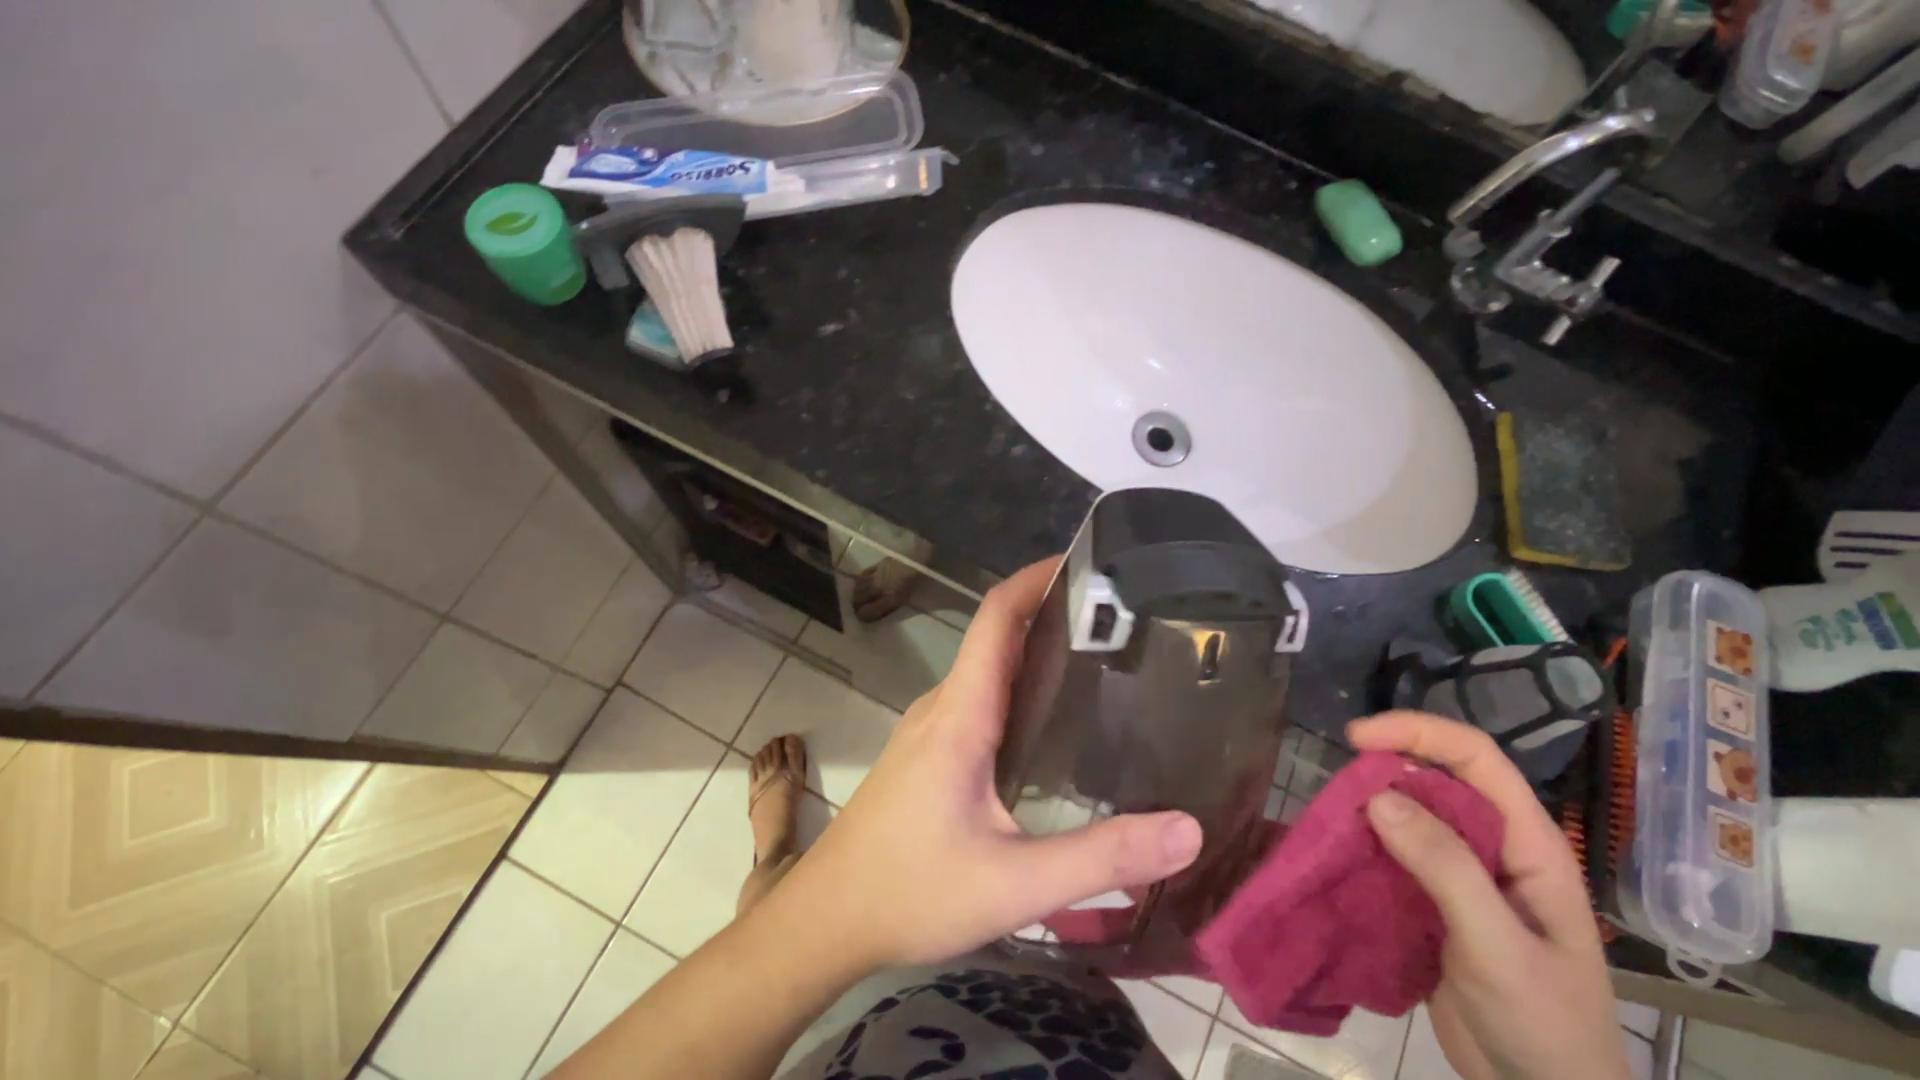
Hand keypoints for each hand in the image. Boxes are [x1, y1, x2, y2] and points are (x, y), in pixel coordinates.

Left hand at [773, 557, 1204, 969]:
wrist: (826, 921)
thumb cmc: (910, 891)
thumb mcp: (1014, 885)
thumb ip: (1101, 858)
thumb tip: (1188, 829)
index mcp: (960, 715)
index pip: (996, 617)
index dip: (1037, 578)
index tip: (1091, 565)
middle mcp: (942, 709)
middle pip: (998, 638)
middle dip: (1055, 617)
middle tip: (1128, 626)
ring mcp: (929, 733)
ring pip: (988, 673)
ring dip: (1038, 657)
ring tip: (1107, 671)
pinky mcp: (926, 759)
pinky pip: (978, 704)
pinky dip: (1020, 694)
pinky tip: (1057, 733)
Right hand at [1346, 712, 1628, 1079]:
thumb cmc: (1543, 1022)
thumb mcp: (1497, 945)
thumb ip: (1445, 868)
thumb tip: (1378, 796)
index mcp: (1529, 845)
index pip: (1477, 760)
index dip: (1419, 733)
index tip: (1356, 737)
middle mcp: (1497, 851)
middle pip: (1439, 782)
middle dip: (1386, 771)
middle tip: (1335, 789)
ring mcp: (1466, 882)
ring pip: (1412, 821)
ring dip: (1369, 814)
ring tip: (1328, 823)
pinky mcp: (1437, 911)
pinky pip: (1396, 863)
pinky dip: (1364, 853)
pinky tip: (1335, 860)